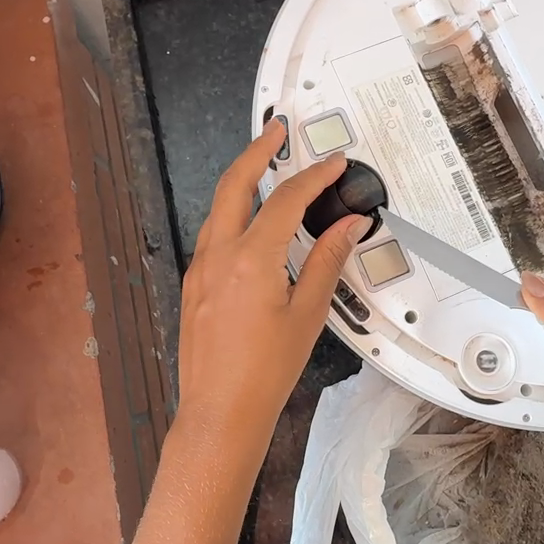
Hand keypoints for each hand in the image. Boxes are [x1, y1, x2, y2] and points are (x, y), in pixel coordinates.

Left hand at [176, 122, 369, 451]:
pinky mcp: (193, 284)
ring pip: (219, 207)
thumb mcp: (308, 314)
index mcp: (251, 259)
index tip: (334, 163)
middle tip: (277, 130)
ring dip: (242, 180)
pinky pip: (213, 233)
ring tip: (266, 166)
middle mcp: (218, 255)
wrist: (220, 413)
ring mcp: (200, 268)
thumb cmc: (265, 371)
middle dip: (257, 151)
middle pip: (235, 183)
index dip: (315, 176)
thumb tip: (350, 225)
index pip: (287, 199)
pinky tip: (251, 221)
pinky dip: (233, 212)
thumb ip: (328, 260)